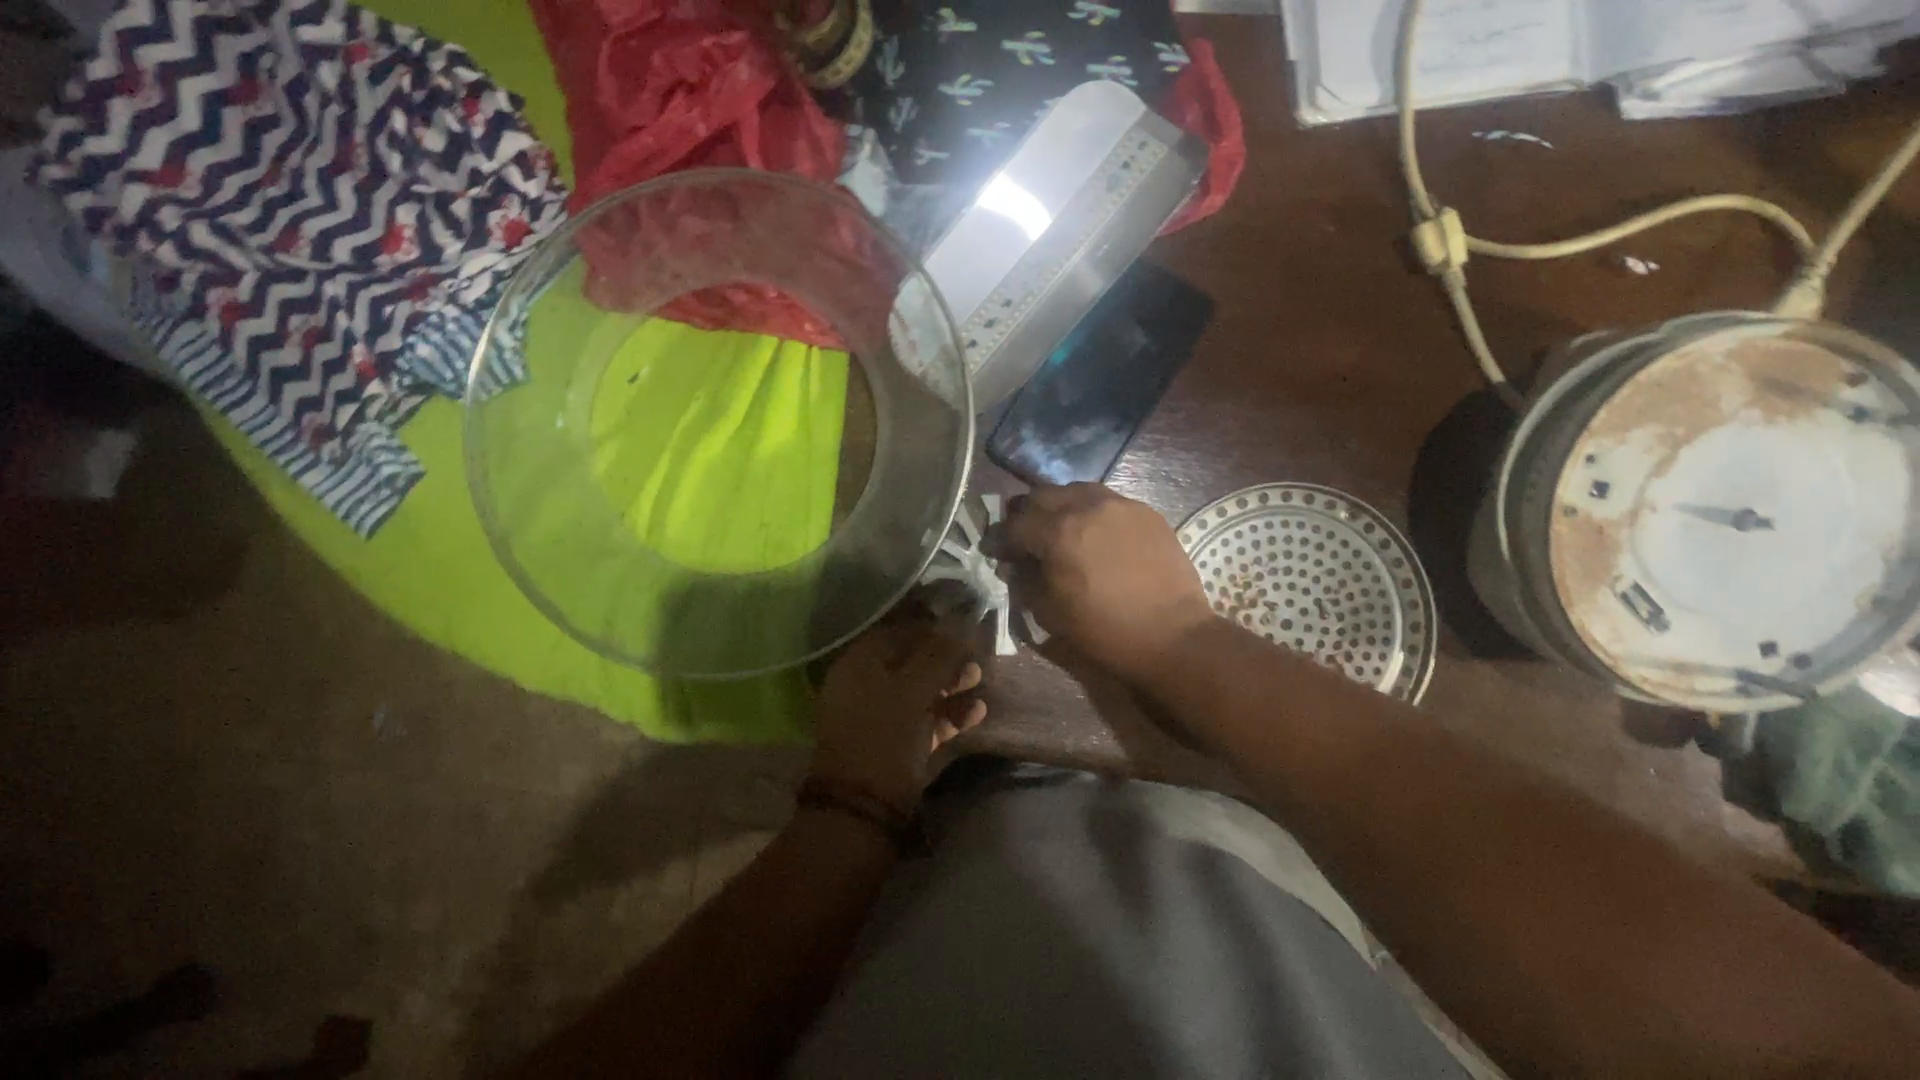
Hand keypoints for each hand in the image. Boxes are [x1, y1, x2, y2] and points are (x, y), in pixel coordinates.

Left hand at [810, 611, 986, 812]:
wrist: (863, 810)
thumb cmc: (883, 737)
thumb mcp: (912, 691)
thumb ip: (938, 654)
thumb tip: (962, 619)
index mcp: (858, 665)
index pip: (897, 633)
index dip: (932, 628)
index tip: (965, 628)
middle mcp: (864, 687)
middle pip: (910, 663)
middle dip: (945, 659)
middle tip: (976, 658)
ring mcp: (879, 719)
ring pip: (919, 693)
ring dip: (951, 687)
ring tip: (980, 682)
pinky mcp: (895, 747)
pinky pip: (924, 722)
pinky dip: (948, 716)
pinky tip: (976, 713)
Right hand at [989, 483, 1215, 674]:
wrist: (1172, 634)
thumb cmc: (1104, 630)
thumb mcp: (1049, 613)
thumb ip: (1025, 580)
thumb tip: (1017, 564)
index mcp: (1057, 532)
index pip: (1013, 525)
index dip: (998, 539)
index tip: (994, 551)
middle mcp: (1086, 506)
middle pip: (1041, 496)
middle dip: (1026, 515)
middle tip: (1023, 537)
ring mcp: (1119, 504)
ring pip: (1075, 490)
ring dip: (1059, 506)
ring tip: (1059, 529)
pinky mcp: (1145, 511)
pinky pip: (1107, 500)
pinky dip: (1091, 512)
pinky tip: (1094, 534)